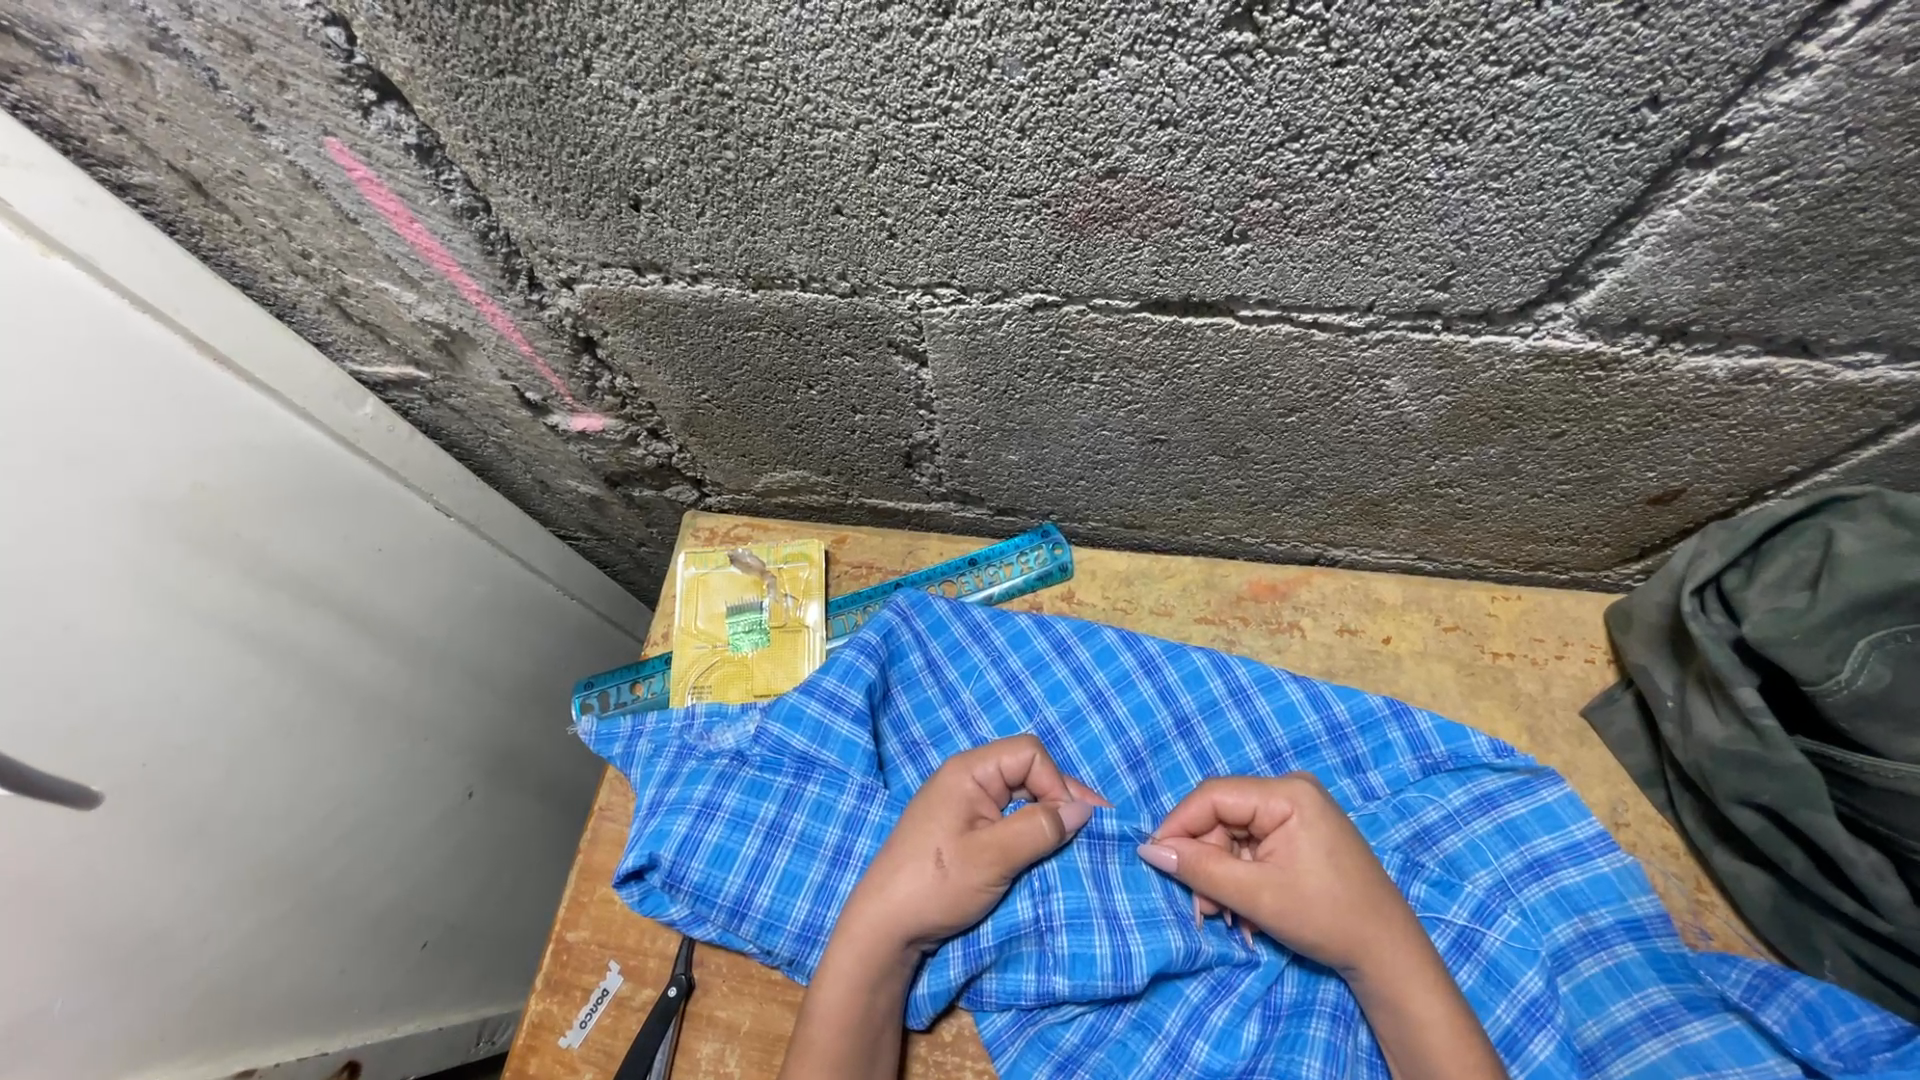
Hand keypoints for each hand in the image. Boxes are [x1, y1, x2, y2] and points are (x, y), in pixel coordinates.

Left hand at [843, 734, 1108, 956]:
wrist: (884, 927)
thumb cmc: (936, 885)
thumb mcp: (994, 857)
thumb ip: (1040, 828)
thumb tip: (1084, 809)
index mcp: (968, 771)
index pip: (1029, 754)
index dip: (1057, 783)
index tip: (1071, 824)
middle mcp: (966, 779)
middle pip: (1026, 770)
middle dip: (1059, 797)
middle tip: (1091, 831)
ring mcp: (963, 804)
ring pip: (1019, 795)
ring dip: (1046, 815)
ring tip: (1074, 841)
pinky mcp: (963, 829)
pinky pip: (1006, 816)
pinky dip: (1029, 829)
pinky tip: (1045, 849)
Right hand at [1136, 773, 1420, 976]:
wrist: (1390, 955)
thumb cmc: (1326, 918)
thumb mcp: (1255, 895)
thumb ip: (1199, 867)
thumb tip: (1149, 849)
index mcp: (1287, 793)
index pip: (1213, 796)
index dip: (1178, 826)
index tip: (1155, 859)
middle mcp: (1291, 790)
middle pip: (1222, 816)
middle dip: (1205, 861)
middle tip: (1202, 908)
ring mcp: (1298, 810)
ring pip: (1233, 833)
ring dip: (1220, 874)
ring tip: (1223, 916)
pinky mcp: (1301, 831)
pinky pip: (1253, 844)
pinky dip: (1240, 874)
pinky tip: (1242, 909)